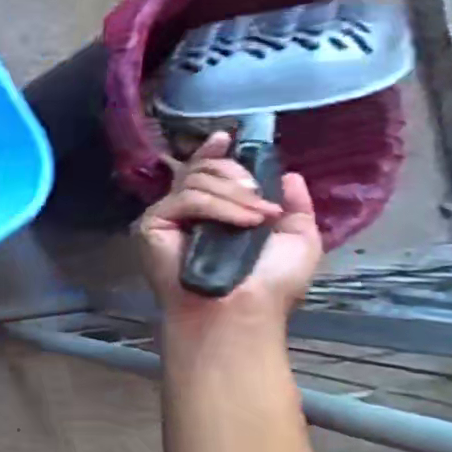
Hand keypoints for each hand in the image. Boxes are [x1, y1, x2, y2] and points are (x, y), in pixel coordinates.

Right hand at [135, 132, 321, 320]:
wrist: (242, 311)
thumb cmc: (269, 286)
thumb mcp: (299, 241)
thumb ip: (296, 208)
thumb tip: (288, 175)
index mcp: (212, 212)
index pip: (203, 173)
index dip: (212, 154)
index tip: (226, 139)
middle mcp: (185, 211)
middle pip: (201, 170)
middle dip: (235, 175)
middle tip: (261, 200)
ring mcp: (166, 217)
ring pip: (195, 181)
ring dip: (235, 195)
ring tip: (258, 219)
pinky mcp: (152, 225)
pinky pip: (185, 199)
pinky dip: (218, 207)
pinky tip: (242, 222)